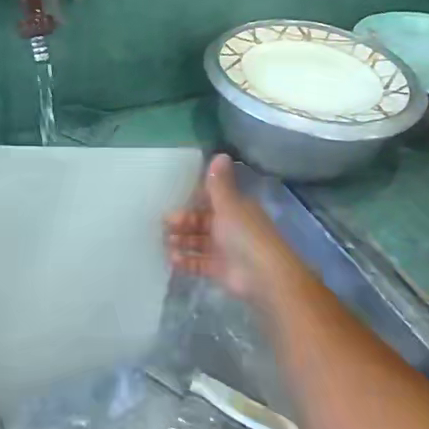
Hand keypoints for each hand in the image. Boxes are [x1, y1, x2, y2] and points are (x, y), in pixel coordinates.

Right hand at [165, 155, 302, 303]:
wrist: (264, 275)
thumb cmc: (245, 234)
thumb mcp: (230, 205)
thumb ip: (219, 184)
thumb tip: (220, 154)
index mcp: (236, 209)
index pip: (210, 201)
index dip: (192, 202)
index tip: (172, 202)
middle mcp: (231, 227)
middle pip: (202, 223)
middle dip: (184, 224)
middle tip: (164, 225)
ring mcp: (226, 250)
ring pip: (199, 243)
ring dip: (183, 242)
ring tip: (166, 243)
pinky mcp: (221, 270)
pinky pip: (200, 263)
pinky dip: (187, 261)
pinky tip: (172, 260)